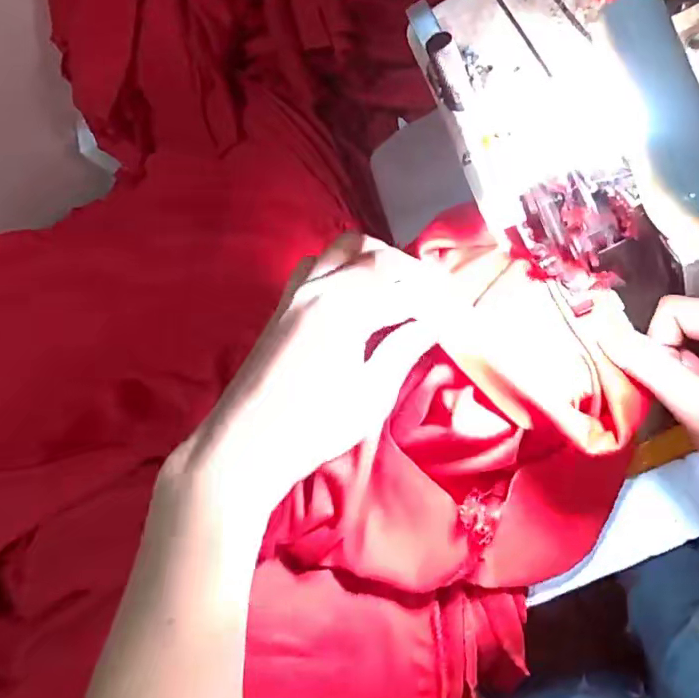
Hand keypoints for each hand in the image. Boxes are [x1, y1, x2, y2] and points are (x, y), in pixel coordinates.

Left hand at [164, 233, 450, 528]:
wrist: (242, 448)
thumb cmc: (312, 429)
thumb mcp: (370, 394)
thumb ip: (402, 349)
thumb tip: (430, 325)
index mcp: (344, 308)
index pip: (403, 287)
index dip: (436, 296)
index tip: (456, 309)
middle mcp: (319, 288)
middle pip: (375, 254)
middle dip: (410, 270)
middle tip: (433, 296)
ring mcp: (296, 292)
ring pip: (343, 248)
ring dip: (376, 258)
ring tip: (398, 288)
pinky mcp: (282, 304)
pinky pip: (317, 262)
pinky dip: (344, 264)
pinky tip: (355, 291)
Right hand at [599, 295, 698, 515]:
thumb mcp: (697, 410)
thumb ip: (650, 368)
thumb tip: (605, 334)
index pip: (675, 311)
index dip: (659, 347)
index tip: (673, 387)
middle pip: (682, 319)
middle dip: (672, 358)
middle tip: (689, 397)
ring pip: (689, 334)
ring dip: (682, 368)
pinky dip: (695, 372)